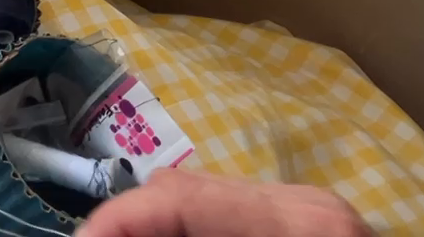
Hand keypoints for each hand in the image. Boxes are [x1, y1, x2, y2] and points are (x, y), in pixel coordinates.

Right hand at [79, 170, 374, 236]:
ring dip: (154, 230)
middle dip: (128, 226)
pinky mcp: (308, 230)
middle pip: (179, 192)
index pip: (177, 197)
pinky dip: (186, 235)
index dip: (116, 221)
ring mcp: (307, 214)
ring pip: (195, 200)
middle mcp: (302, 203)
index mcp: (303, 224)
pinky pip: (222, 216)